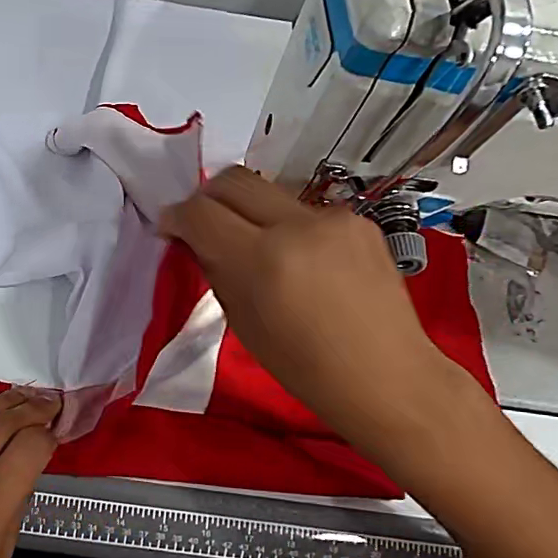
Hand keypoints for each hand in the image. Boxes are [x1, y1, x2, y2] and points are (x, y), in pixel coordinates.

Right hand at [159, 166, 481, 452]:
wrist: (386, 376)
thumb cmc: (305, 368)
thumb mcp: (244, 324)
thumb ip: (217, 272)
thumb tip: (199, 242)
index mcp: (262, 260)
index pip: (201, 212)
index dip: (177, 216)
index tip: (172, 228)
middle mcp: (298, 226)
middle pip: (234, 180)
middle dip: (208, 197)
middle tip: (204, 225)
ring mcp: (334, 218)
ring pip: (271, 193)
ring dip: (251, 213)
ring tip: (260, 250)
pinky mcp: (360, 220)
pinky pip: (307, 211)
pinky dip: (291, 228)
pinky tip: (304, 262)